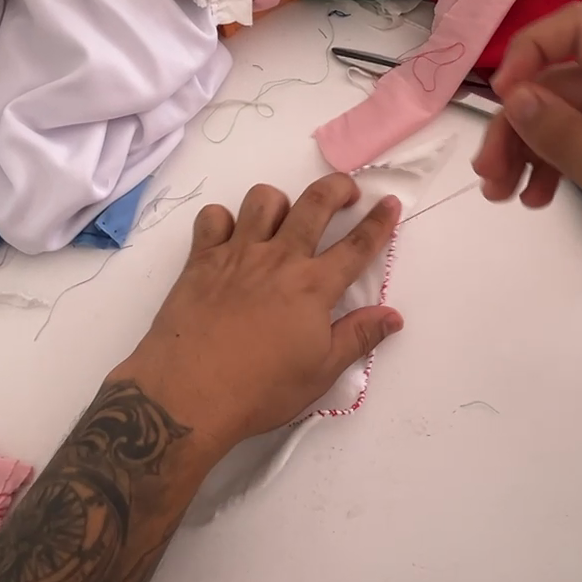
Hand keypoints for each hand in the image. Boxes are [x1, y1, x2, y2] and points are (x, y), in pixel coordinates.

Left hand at [113, 174, 402, 453]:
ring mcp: (237, 253)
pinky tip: (228, 238)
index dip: (378, 222)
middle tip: (346, 191)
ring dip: (279, 201)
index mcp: (313, 286)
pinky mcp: (201, 258)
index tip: (389, 202)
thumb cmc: (260, 389)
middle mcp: (279, 258)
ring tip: (283, 218)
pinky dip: (223, 220)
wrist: (188, 393)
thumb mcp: (320, 372)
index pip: (357, 246)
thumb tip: (392, 315)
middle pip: (315, 203)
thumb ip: (358, 337)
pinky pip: (213, 217)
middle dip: (337, 187)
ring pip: (263, 200)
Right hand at [473, 3, 581, 308]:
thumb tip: (514, 96)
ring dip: (533, 150)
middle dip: (520, 125)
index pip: (577, 28)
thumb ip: (566, 137)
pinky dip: (563, 163)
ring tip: (507, 197)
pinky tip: (541, 198)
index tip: (501, 102)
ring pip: (571, 114)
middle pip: (563, 81)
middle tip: (489, 178)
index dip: (528, 54)